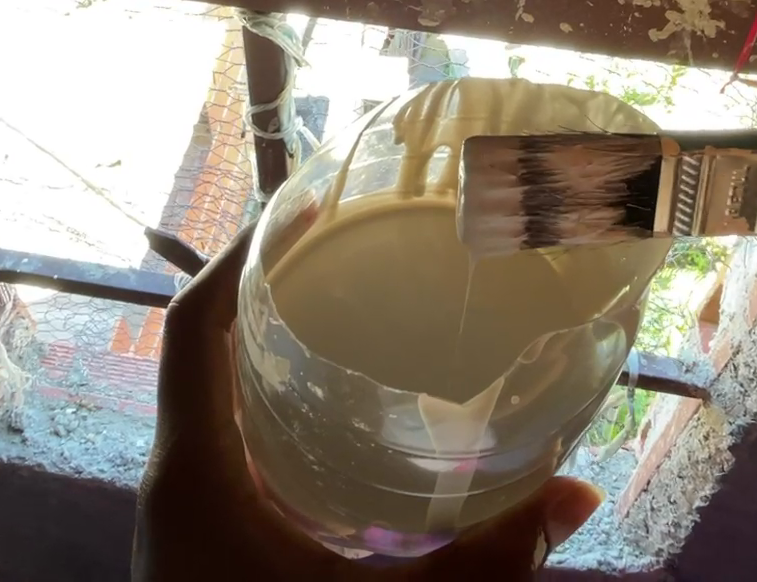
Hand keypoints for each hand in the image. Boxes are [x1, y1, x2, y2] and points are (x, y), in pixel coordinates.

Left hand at [133, 223, 604, 580]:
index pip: (191, 328)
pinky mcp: (204, 520)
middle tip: (336, 235)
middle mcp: (176, 471)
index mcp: (195, 473)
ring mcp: (185, 497)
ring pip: (210, 380)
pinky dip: (266, 381)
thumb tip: (579, 496)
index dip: (238, 256)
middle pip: (202, 338)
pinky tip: (325, 383)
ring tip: (333, 287)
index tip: (300, 209)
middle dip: (259, 276)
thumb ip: (488, 563)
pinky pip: (226, 420)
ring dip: (260, 326)